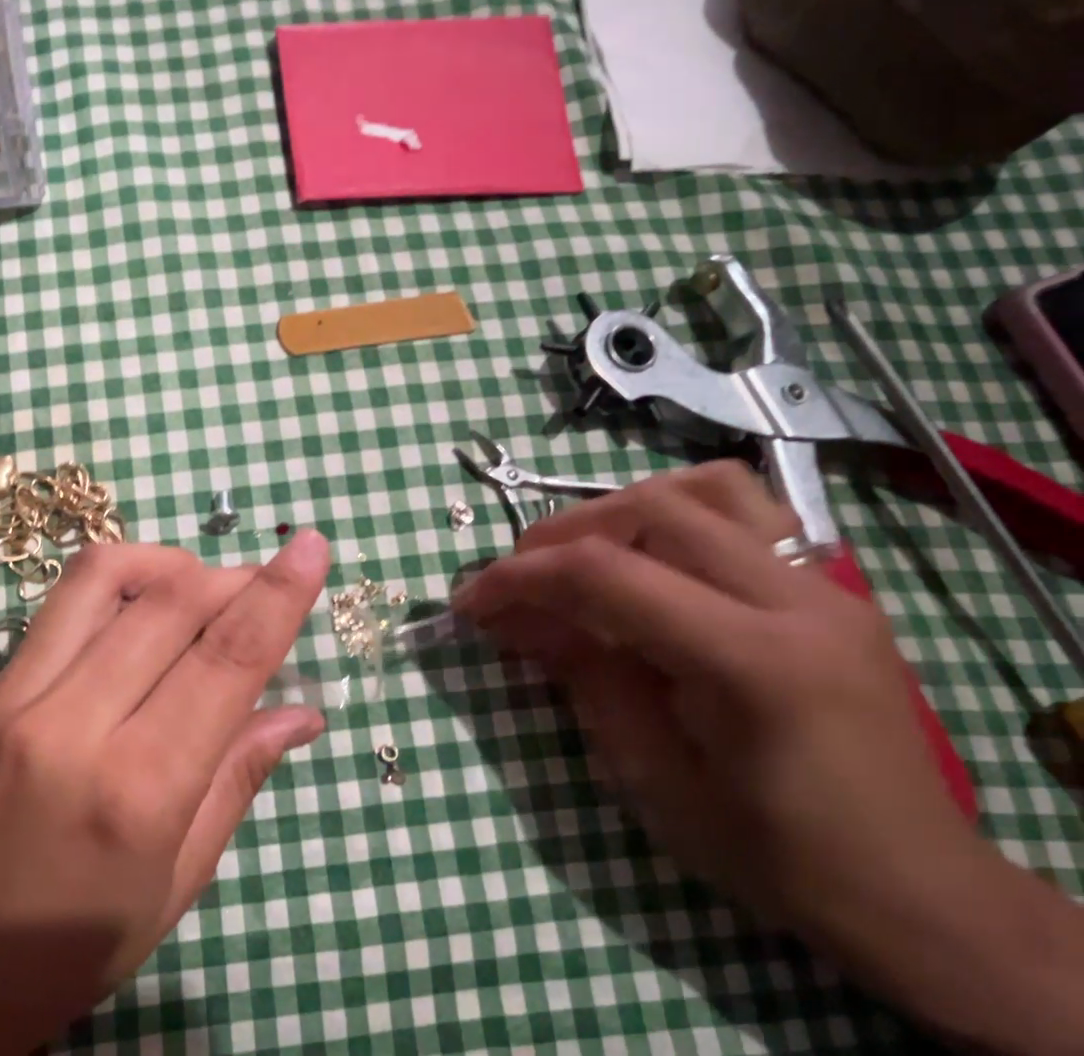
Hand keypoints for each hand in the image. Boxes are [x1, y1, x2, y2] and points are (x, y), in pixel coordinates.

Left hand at [0, 535, 330, 1055]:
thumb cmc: (63, 952)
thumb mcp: (172, 888)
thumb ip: (236, 783)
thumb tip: (300, 711)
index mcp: (140, 791)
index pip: (226, 662)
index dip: (279, 596)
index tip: (314, 547)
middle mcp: (80, 725)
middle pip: (171, 605)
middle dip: (234, 576)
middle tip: (269, 578)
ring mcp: (21, 697)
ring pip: (105, 580)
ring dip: (169, 563)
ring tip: (204, 584)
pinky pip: (59, 604)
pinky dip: (113, 580)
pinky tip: (140, 603)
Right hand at [452, 462, 1083, 1052]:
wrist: (911, 888)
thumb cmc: (771, 854)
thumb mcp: (652, 779)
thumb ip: (587, 680)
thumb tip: (521, 620)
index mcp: (750, 662)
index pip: (607, 575)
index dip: (519, 578)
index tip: (467, 602)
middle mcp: (797, 601)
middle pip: (651, 510)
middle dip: (560, 535)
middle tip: (515, 580)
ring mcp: (827, 588)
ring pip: (707, 490)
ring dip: (622, 508)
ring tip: (581, 554)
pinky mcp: (834, 593)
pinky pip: (750, 513)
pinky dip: (682, 514)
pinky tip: (652, 556)